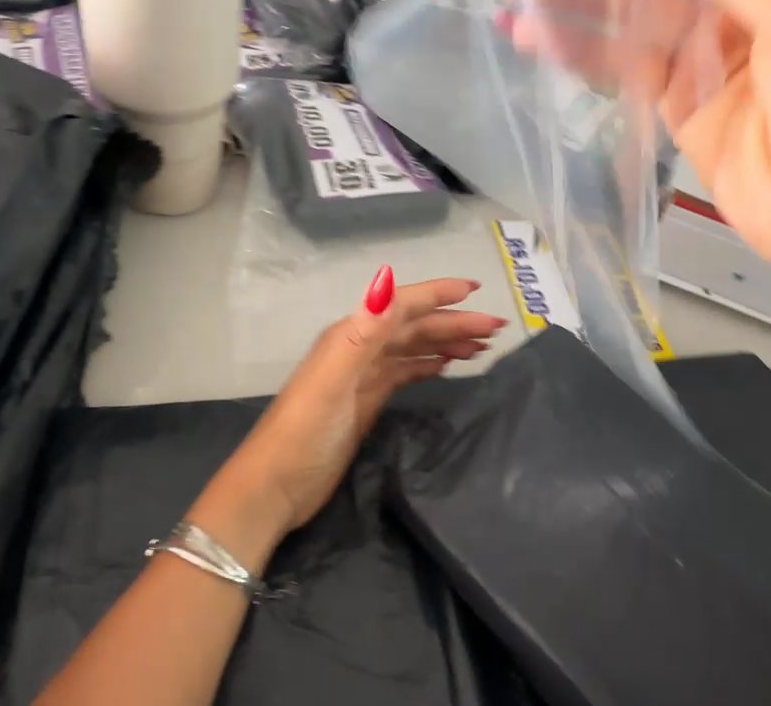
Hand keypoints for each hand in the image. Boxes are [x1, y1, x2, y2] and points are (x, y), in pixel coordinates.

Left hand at [226, 268, 502, 530]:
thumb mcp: (332, 381)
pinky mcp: (366, 402)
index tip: (476, 290)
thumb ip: (361, 335)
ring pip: (411, 347)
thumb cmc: (303, 432)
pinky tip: (448, 365)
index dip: (436, 294)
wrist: (275, 485)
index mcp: (350, 336)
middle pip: (412, 326)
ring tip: (483, 347)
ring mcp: (362, 376)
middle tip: (496, 329)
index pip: (400, 305)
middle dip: (453, 322)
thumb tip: (387, 286)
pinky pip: (403, 372)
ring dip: (445, 342)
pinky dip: (427, 364)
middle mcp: (357, 349)